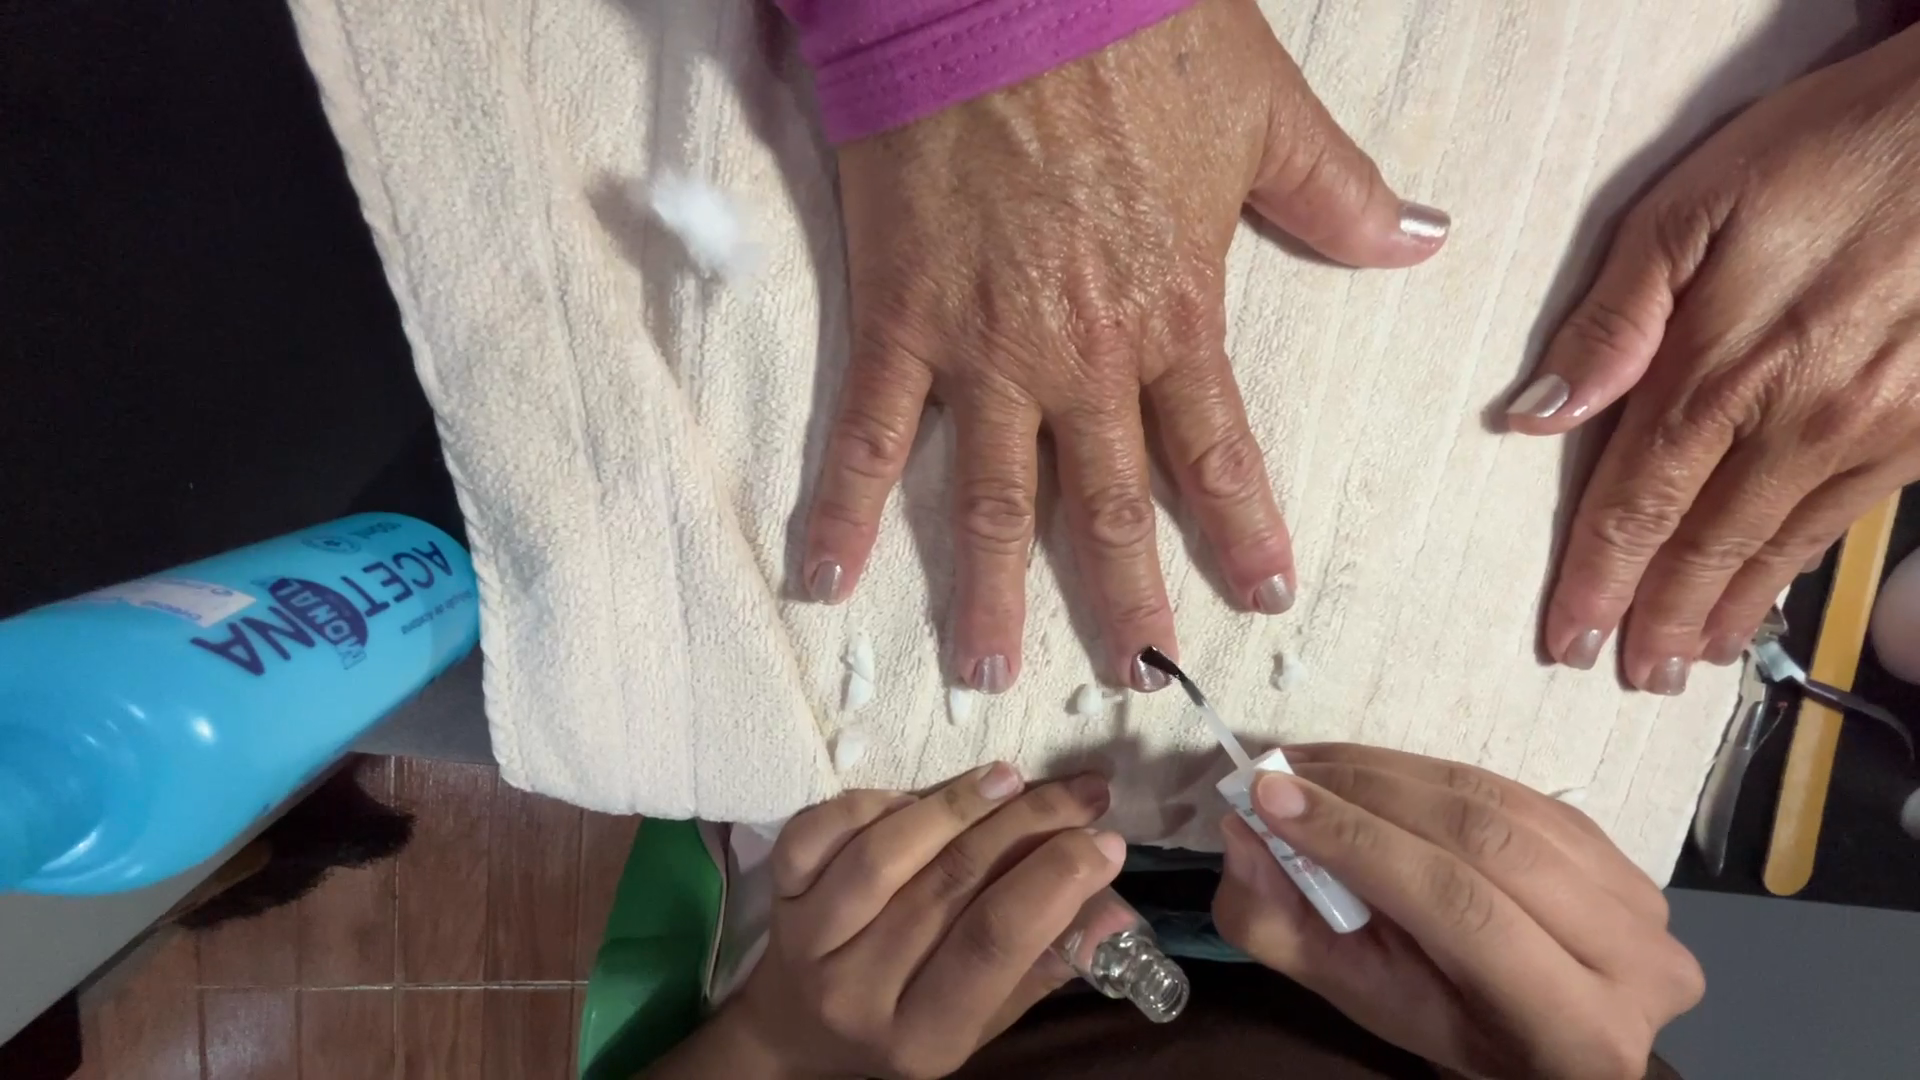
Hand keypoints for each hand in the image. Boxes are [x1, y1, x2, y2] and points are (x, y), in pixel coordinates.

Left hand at [725, 764, 1122, 1079]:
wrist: (798, 1036)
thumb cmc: (905, 1026)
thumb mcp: (980, 1019)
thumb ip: (1042, 963)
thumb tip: (1115, 907)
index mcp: (922, 1036)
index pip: (994, 944)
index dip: (1055, 881)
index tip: (1105, 839)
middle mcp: (860, 988)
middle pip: (949, 885)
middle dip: (1027, 824)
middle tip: (1081, 791)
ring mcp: (810, 935)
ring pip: (886, 852)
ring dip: (956, 804)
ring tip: (1009, 776)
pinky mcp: (780, 888)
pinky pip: (821, 828)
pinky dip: (872, 801)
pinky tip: (917, 794)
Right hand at [802, 0, 1447, 692]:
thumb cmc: (1129, 32)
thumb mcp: (1257, 106)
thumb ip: (1336, 193)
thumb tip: (1421, 241)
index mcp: (1169, 313)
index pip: (1217, 450)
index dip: (1242, 529)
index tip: (1261, 599)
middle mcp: (1079, 359)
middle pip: (1109, 504)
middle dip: (1126, 596)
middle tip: (1136, 673)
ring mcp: (983, 354)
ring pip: (993, 500)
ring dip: (991, 594)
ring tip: (989, 673)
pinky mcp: (901, 325)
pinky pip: (870, 437)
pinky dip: (844, 511)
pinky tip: (826, 577)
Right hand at [1212, 744, 1701, 1079]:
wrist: (1517, 1011)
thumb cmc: (1429, 1011)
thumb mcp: (1346, 987)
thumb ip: (1278, 921)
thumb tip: (1241, 831)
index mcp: (1573, 1029)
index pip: (1461, 908)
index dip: (1358, 840)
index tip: (1267, 794)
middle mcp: (1636, 961)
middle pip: (1480, 840)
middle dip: (1363, 792)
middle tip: (1280, 771)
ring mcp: (1638, 895)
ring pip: (1487, 799)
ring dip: (1382, 769)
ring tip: (1309, 764)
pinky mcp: (1609, 843)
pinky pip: (1496, 783)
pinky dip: (1415, 768)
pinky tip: (1361, 769)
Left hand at [1507, 24, 1919, 691]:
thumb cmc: (1831, 153)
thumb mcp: (1683, 216)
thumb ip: (1606, 324)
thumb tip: (1530, 415)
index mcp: (1720, 375)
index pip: (1632, 506)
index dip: (1595, 579)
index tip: (1563, 637)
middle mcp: (1805, 418)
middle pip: (1704, 543)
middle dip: (1655, 617)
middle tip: (1622, 676)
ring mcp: (1890, 424)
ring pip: (1781, 543)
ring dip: (1724, 608)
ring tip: (1684, 661)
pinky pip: (1852, 518)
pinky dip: (1797, 567)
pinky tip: (1768, 595)